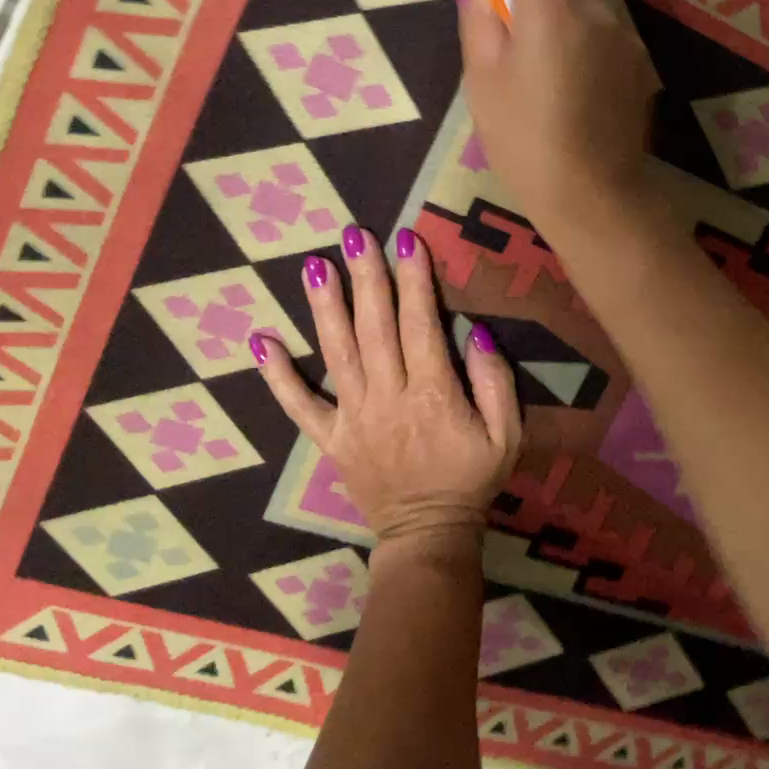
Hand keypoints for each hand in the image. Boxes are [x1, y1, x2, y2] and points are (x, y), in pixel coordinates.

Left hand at [250, 225, 521, 547]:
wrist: (429, 533)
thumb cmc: (473, 478)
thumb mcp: (507, 434)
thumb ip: (496, 382)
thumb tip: (476, 333)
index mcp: (433, 394)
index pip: (420, 325)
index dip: (414, 281)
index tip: (407, 240)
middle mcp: (387, 398)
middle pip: (374, 328)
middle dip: (367, 277)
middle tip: (356, 235)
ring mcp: (353, 418)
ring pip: (337, 353)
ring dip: (325, 307)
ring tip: (315, 266)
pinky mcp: (330, 438)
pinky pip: (299, 405)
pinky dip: (277, 374)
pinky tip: (261, 340)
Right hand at [456, 0, 661, 239]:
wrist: (593, 196)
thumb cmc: (525, 140)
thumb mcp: (481, 80)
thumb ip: (479, 17)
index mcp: (553, 7)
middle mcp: (597, 12)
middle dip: (539, 4)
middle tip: (518, 58)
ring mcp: (627, 40)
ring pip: (585, 16)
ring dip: (566, 34)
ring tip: (551, 90)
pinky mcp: (644, 68)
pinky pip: (606, 44)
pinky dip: (590, 58)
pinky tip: (581, 104)